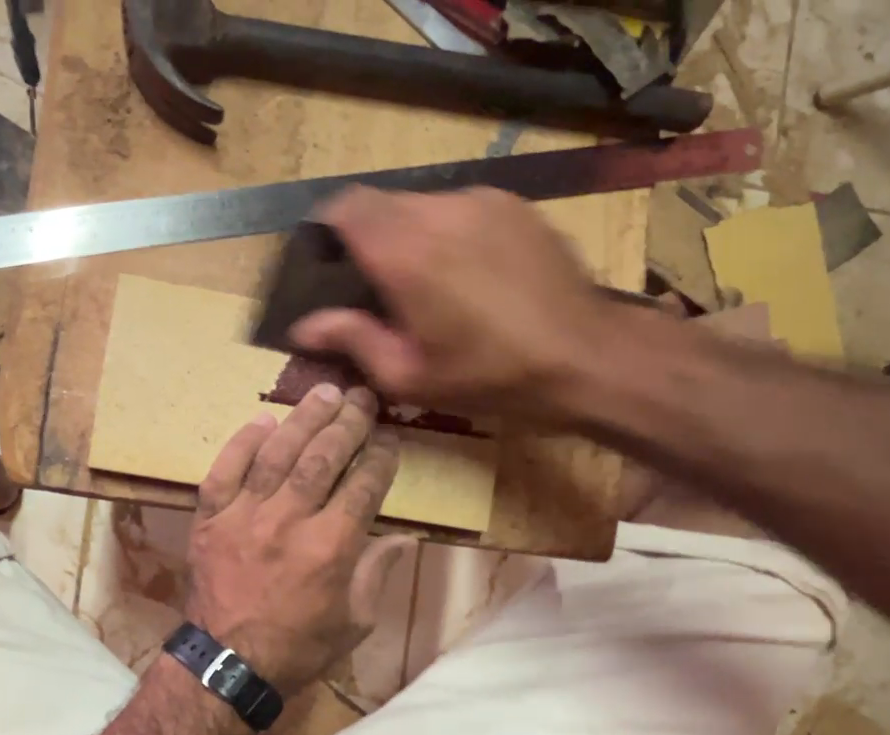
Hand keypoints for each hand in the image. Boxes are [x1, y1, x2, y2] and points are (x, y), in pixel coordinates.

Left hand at [184, 384, 415, 701]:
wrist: (228, 664)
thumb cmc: (299, 648)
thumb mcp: (355, 621)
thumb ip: (377, 573)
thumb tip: (403, 537)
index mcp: (331, 545)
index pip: (363, 484)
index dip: (381, 457)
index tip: (390, 438)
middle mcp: (290, 520)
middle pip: (324, 457)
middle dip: (348, 423)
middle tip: (363, 398)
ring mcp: (245, 515)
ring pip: (278, 454)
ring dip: (303, 419)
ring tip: (323, 393)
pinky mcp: (210, 519)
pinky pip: (224, 471)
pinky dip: (242, 443)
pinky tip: (262, 421)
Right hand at [289, 186, 645, 419]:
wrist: (586, 357)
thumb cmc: (489, 376)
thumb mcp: (408, 376)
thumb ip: (351, 340)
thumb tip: (303, 327)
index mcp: (404, 253)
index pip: (345, 206)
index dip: (327, 227)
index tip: (327, 259)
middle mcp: (439, 212)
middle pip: (381, 204)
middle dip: (369, 238)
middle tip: (377, 285)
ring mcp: (482, 202)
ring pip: (422, 205)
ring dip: (410, 236)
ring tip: (427, 284)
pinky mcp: (515, 206)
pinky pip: (461, 209)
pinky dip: (448, 233)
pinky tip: (467, 275)